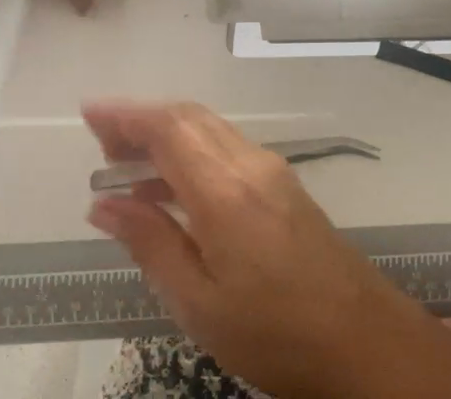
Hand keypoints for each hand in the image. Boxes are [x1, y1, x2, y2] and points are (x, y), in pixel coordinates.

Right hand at [83, 103, 450, 398]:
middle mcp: (252, 166)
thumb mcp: (197, 301)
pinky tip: (171, 194)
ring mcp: (275, 174)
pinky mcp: (287, 189)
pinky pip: (231, 153)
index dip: (126, 114)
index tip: (88, 112)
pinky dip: (194, 157)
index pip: (170, 127)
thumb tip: (103, 203)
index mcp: (226, 190)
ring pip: (213, 133)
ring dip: (168, 138)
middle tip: (100, 148)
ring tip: (124, 172)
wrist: (362, 338)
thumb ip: (150, 242)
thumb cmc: (273, 330)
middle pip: (192, 119)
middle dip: (143, 122)